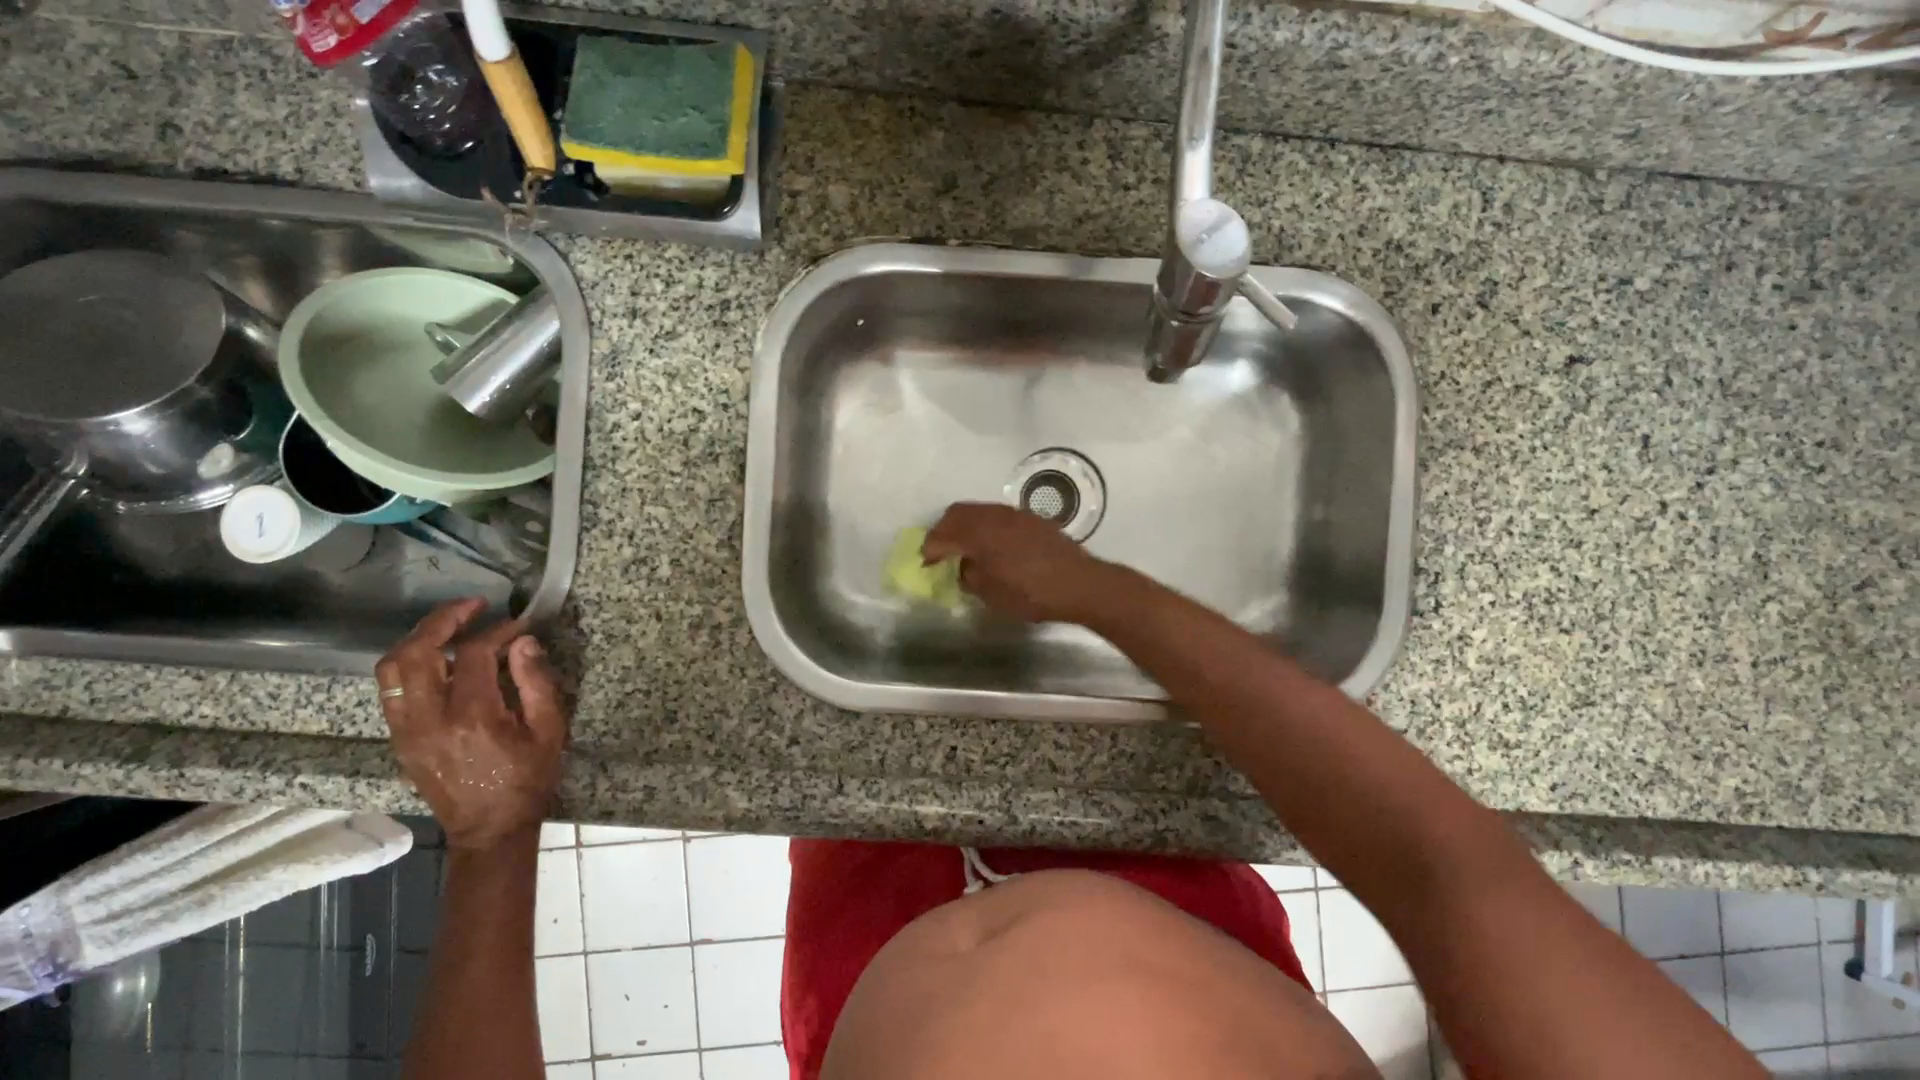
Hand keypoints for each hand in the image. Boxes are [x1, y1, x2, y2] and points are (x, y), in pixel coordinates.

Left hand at [376, 598, 567, 851]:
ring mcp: (407, 730)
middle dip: (444, 620)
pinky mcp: (400, 738)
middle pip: (417, 651)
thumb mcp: (549, 731)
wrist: (489, 829)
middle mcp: (430, 719)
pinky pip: (391, 689)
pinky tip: (437, 659)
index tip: (518, 624)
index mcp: (473, 716)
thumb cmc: (527, 780)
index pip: (475, 654)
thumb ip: (537, 682)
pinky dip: (410, 664)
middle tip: (472, 607)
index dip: (497, 631)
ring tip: (448, 627)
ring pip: (392, 668)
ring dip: (419, 639)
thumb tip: (523, 643)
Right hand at [922, 502, 1117, 623]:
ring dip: (967, 526)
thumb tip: (965, 567)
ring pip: (980, 511)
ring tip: (966, 548)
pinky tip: (994, 547)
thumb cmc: (1030, 593)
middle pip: (958, 513)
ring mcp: (1016, 514)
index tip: (925, 563)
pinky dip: (988, 528)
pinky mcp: (1033, 520)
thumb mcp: (991, 594)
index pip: (942, 534)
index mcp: (978, 532)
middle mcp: (994, 516)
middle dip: (944, 530)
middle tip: (941, 550)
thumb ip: (970, 576)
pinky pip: (999, 517)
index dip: (930, 549)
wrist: (1080, 584)